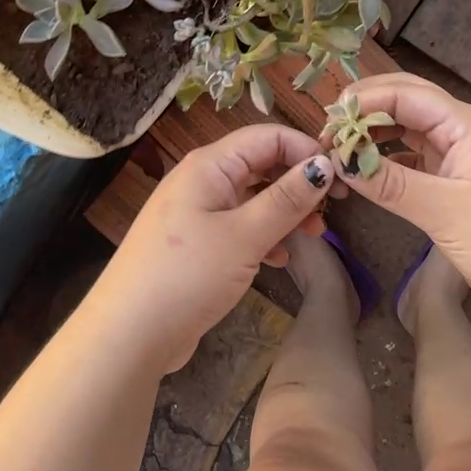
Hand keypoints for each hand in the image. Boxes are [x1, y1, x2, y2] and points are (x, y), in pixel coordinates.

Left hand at [86, 125, 333, 371]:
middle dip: (297, 182)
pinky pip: (239, 225)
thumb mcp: (245, 235)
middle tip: (333, 210)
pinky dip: (263, 235)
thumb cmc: (188, 275)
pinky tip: (278, 258)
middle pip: (260, 164)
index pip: (268, 137)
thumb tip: (323, 163)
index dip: (305, 150)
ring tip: (313, 236)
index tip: (341, 178)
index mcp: (209, 165)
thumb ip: (286, 199)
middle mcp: (202, 179)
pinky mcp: (196, 243)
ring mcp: (196, 211)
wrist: (129, 333)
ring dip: (284, 211)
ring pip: (252, 197)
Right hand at [335, 74, 470, 325]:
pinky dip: (387, 161)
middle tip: (326, 131)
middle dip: (364, 111)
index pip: (403, 94)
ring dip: (374, 136)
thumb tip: (337, 161)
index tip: (325, 124)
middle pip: (405, 102)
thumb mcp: (444, 212)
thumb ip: (389, 182)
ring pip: (407, 129)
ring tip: (339, 152)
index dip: (361, 103)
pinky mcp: (457, 182)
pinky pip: (414, 157)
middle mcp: (463, 130)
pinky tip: (364, 173)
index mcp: (466, 124)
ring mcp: (461, 156)